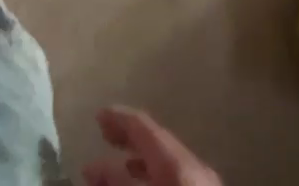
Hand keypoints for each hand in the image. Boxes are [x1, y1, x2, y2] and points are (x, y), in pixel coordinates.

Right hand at [81, 106, 220, 185]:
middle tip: (101, 147)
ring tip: (114, 176)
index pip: (142, 126)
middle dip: (126, 144)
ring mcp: (206, 185)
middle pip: (156, 144)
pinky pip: (177, 181)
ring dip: (138, 168)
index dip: (117, 118)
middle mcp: (195, 168)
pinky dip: (155, 182)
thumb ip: (115, 181)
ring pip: (167, 167)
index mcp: (176, 162)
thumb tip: (93, 170)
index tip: (97, 119)